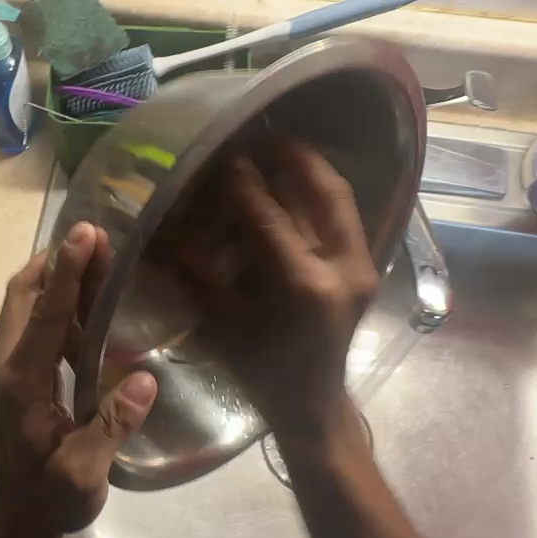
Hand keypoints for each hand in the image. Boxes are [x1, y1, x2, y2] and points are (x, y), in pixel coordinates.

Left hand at [0, 222, 158, 537]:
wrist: (19, 520)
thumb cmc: (51, 500)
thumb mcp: (82, 474)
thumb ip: (110, 428)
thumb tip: (143, 379)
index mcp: (20, 382)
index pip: (45, 313)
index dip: (66, 272)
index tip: (87, 233)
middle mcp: (6, 365)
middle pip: (23, 294)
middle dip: (58, 261)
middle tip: (98, 238)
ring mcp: (8, 368)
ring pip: (26, 304)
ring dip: (57, 276)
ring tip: (99, 259)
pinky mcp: (18, 375)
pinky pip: (35, 323)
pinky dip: (58, 300)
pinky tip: (93, 304)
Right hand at [179, 137, 378, 440]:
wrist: (312, 404)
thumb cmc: (261, 372)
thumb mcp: (223, 323)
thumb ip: (201, 273)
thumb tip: (171, 230)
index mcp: (302, 287)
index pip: (270, 218)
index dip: (245, 183)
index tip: (226, 155)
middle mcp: (342, 269)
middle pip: (326, 192)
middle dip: (295, 155)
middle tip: (265, 133)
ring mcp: (361, 267)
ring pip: (341, 200)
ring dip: (311, 169)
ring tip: (281, 148)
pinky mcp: (364, 269)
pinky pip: (345, 217)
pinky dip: (321, 193)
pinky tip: (297, 184)